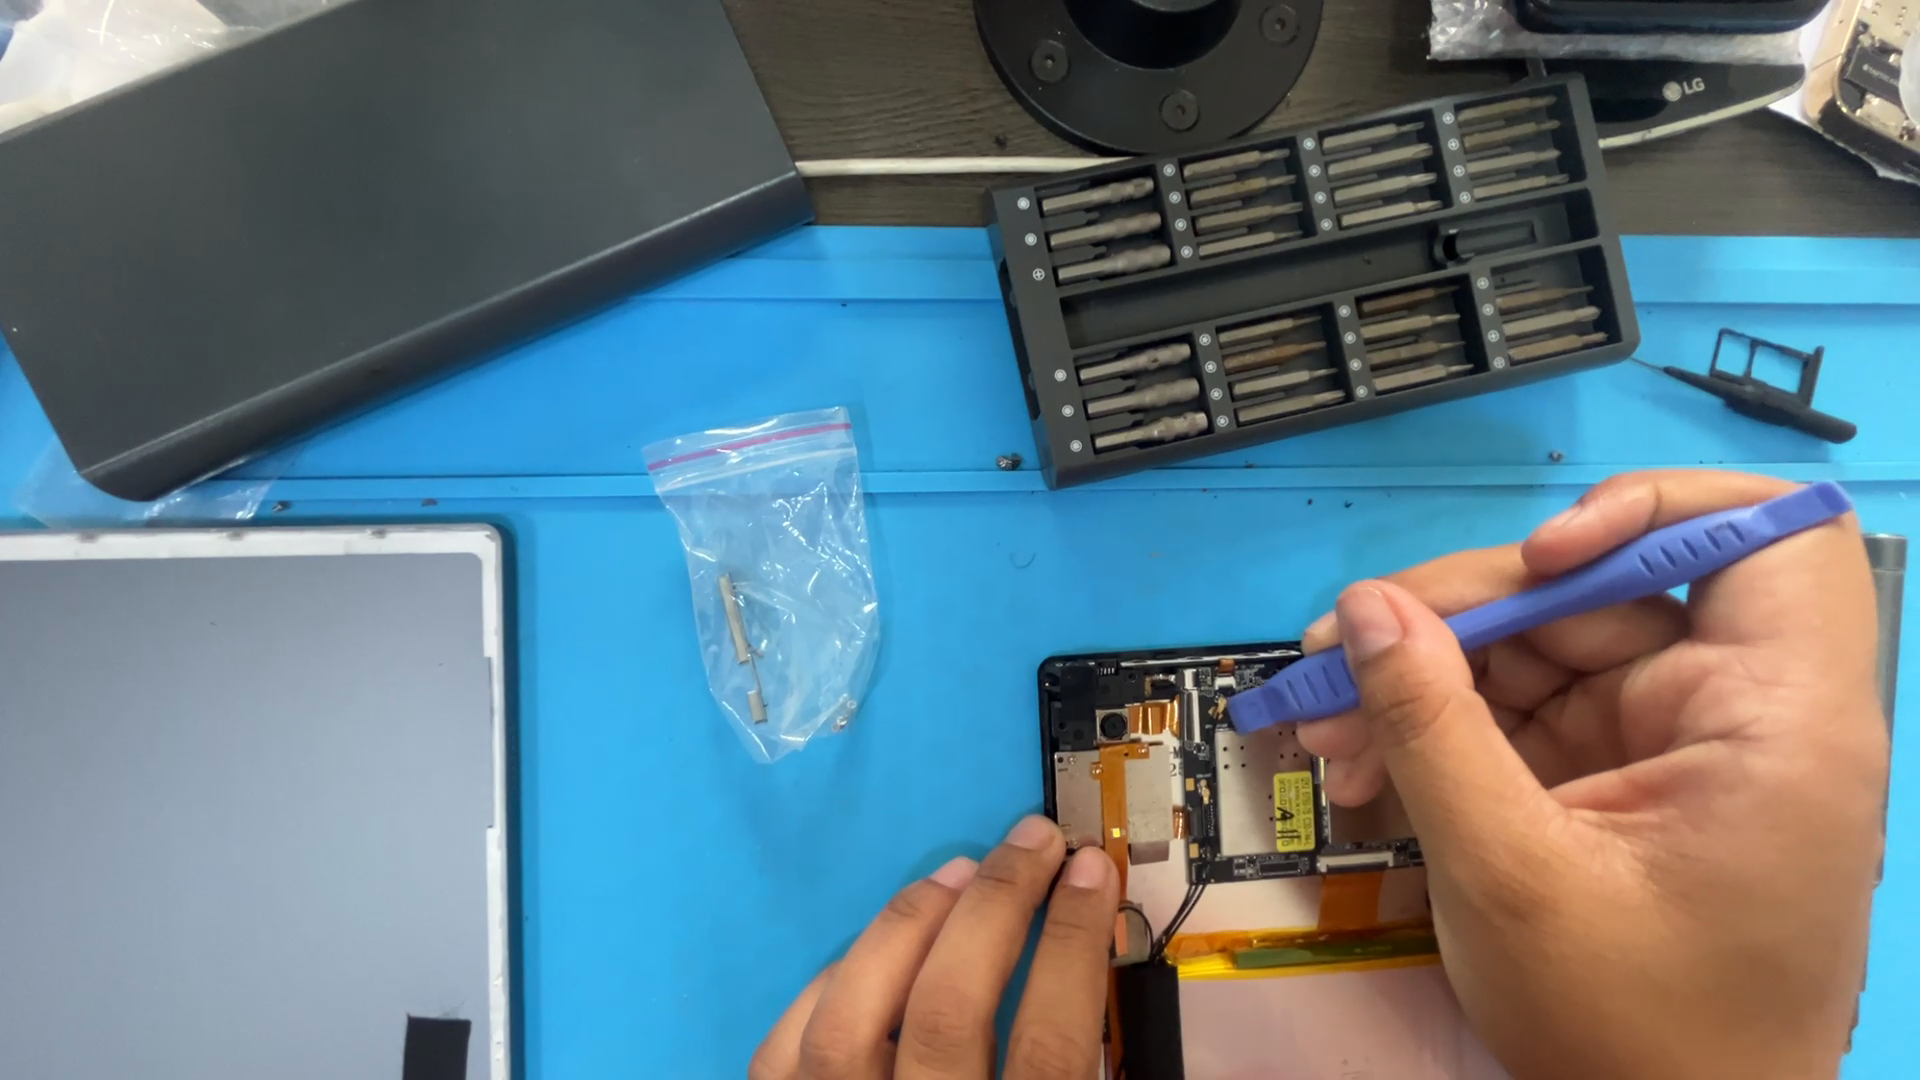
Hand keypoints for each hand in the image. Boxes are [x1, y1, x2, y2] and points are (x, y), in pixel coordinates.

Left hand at [751, 816, 1120, 1079]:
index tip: (1093, 872)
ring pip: (851, 1021)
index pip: (1053, 1049)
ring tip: (961, 868)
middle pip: (948, 1012)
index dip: (1075, 943)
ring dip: (911, 924)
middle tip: (1034, 841)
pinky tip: (876, 943)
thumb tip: (1095, 978)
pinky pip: (786, 1054)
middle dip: (1001, 905)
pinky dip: (831, 981)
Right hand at [1295, 470, 1887, 1079]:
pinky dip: (1409, 723)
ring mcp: (1634, 734)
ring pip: (1507, 645)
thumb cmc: (1617, 1024)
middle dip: (1441, 617)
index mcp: (1765, 722)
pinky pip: (1483, 703)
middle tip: (1330, 655)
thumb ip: (1427, 722)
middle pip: (1575, 590)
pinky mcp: (1575, 762)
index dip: (1649, 514)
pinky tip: (1350, 766)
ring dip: (1400, 677)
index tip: (1535, 561)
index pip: (1764, 539)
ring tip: (1319, 726)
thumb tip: (1364, 606)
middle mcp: (1709, 707)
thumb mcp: (1503, 868)